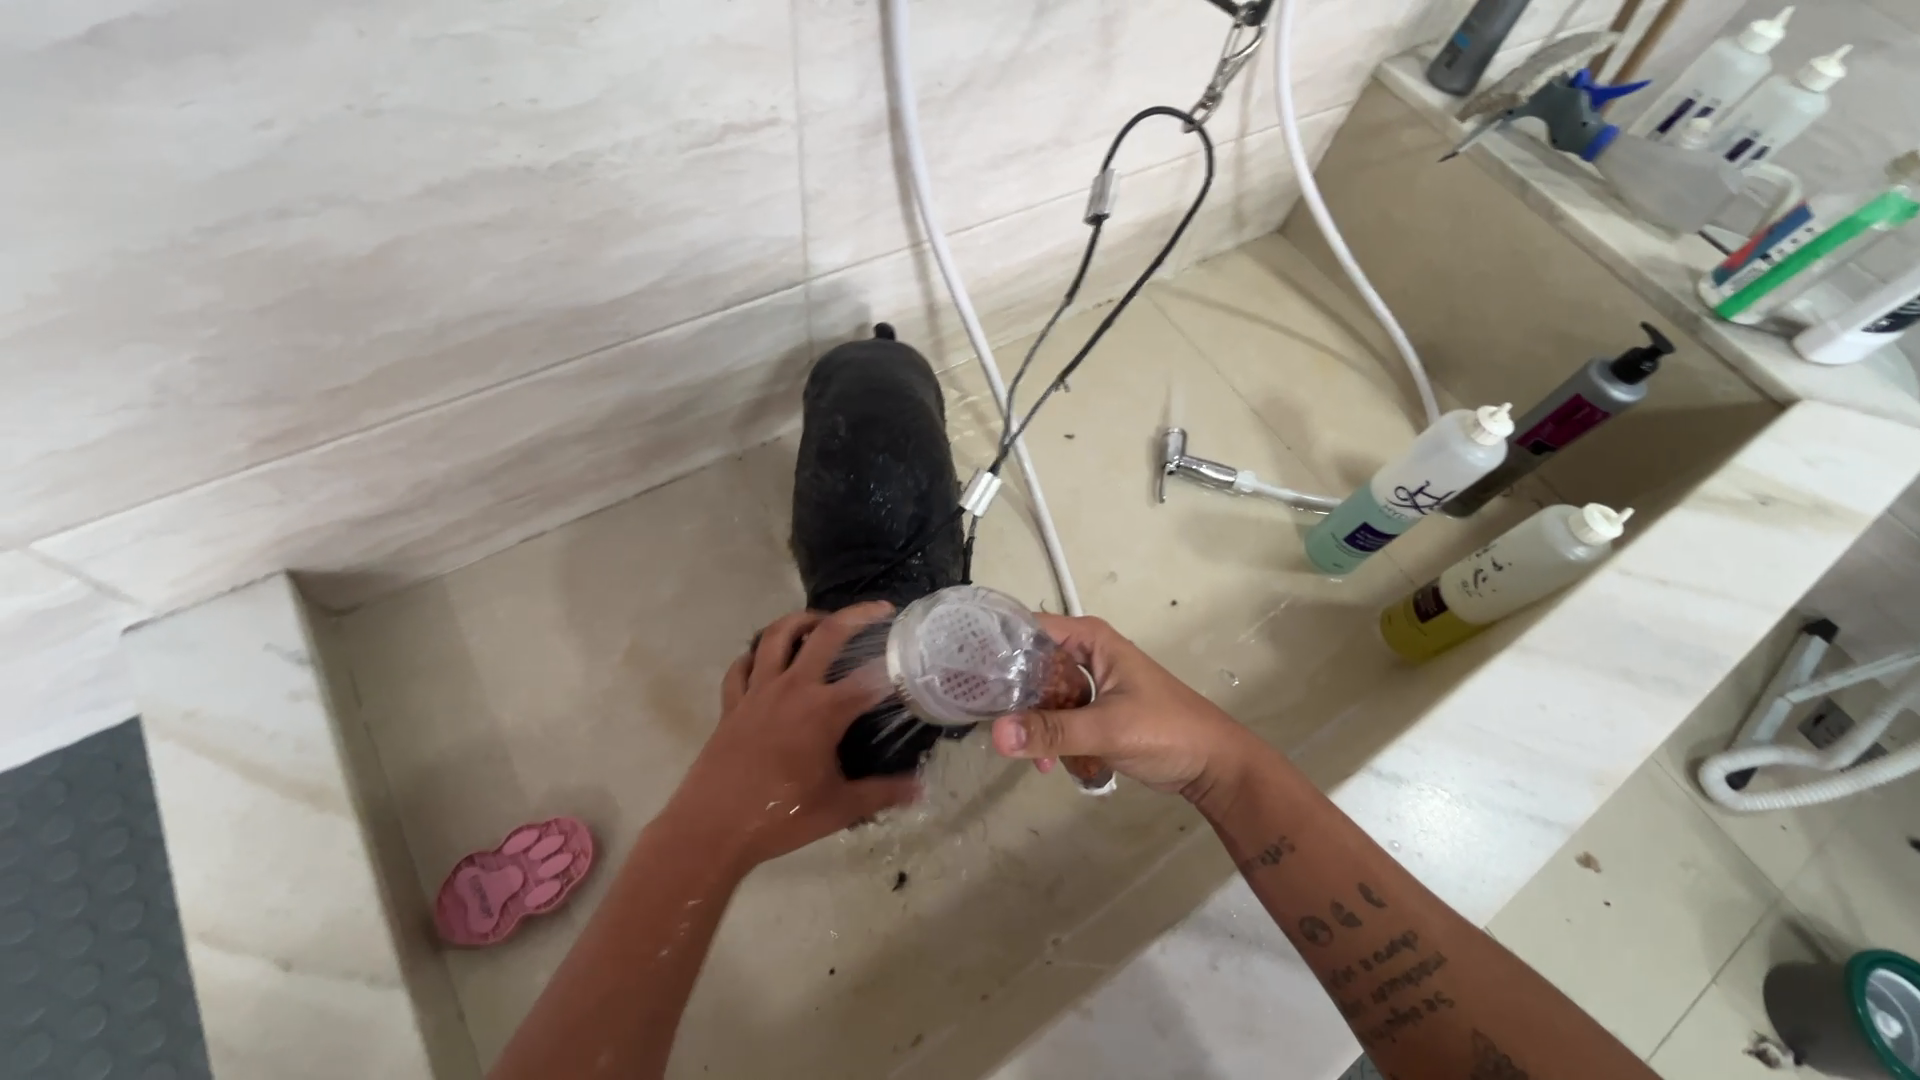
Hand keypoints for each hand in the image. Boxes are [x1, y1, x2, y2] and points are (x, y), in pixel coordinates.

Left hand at [664, 603, 920, 870]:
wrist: (711, 829)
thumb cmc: (780, 817)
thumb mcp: (839, 808)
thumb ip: (882, 793)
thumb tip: (921, 789)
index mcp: (823, 711)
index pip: (870, 678)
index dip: (894, 666)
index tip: (911, 659)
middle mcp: (792, 689)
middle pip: (826, 634)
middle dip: (856, 615)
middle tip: (878, 610)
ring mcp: (758, 692)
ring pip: (778, 635)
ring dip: (802, 620)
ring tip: (821, 621)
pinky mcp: (732, 704)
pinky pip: (742, 666)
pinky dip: (756, 654)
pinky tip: (766, 659)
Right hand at [989, 614, 1261, 808]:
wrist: (1212, 765)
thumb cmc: (1166, 731)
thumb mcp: (1107, 728)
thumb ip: (1052, 731)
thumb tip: (997, 733)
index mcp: (1090, 639)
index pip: (1029, 628)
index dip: (997, 646)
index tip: (965, 671)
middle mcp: (1085, 653)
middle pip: (1030, 663)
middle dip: (1011, 694)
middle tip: (985, 720)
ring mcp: (1089, 683)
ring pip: (1041, 695)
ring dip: (1031, 723)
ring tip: (1028, 756)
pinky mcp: (1092, 711)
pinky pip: (1055, 717)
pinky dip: (1047, 737)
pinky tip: (1045, 764)